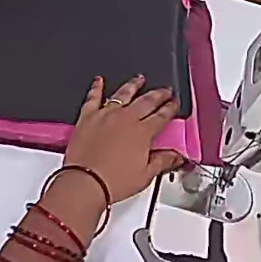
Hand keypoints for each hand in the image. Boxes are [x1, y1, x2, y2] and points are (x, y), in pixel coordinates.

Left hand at [61, 76, 182, 204]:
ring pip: (123, 93)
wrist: (85, 182)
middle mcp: (126, 119)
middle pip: (146, 101)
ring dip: (133, 85)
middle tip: (165, 90)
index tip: (173, 104)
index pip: (162, 115)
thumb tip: (175, 156)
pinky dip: (97, 87)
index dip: (170, 108)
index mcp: (143, 132)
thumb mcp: (145, 175)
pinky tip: (99, 81)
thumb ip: (162, 161)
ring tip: (139, 79)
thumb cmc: (113, 181)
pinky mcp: (88, 117)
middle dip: (158, 94)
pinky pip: (93, 97)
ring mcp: (106, 115)